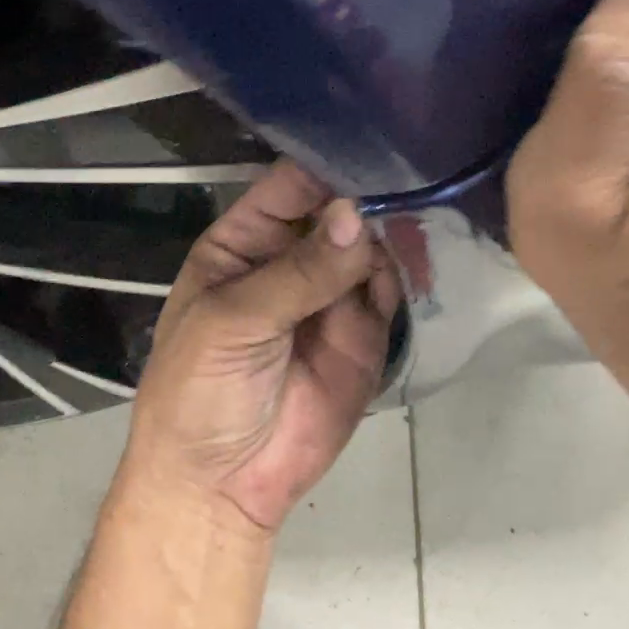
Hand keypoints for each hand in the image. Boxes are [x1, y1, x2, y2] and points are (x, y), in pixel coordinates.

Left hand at [122, 162, 399, 532]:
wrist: (218, 484)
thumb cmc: (199, 391)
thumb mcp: (232, 323)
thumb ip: (297, 274)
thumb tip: (356, 216)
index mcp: (240, 247)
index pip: (287, 190)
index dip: (325, 167)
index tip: (375, 144)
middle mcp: (288, 264)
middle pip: (338, 214)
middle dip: (372, 196)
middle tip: (420, 175)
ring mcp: (328, 301)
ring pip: (371, 250)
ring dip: (396, 234)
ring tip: (429, 212)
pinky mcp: (362, 339)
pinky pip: (388, 296)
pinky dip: (407, 277)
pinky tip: (426, 258)